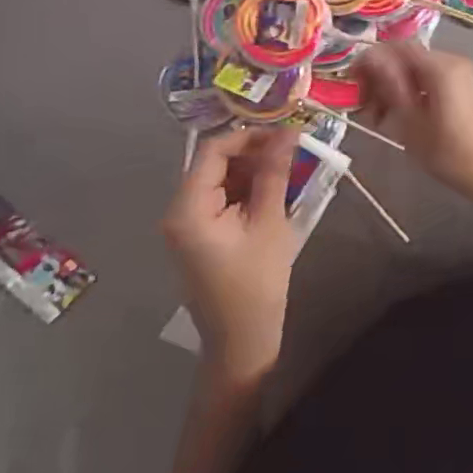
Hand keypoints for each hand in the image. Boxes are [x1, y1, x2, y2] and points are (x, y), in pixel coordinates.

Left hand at [161, 126, 302, 373]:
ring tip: (290, 170)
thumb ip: (275, 175)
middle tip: (293, 150)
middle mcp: (179, 210)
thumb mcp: (270, 224)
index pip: (213, 151)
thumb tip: (287, 133)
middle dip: (253, 153)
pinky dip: (247, 192)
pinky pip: (222, 200)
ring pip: (220, 181)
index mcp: (188, 208)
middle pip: (214, 164)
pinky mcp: (200, 235)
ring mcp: (187, 224)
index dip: (249, 136)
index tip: (285, 133)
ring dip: (253, 172)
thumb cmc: (257, 284)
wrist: (242, 340)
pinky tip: (275, 192)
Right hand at [353, 42, 472, 212]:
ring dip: (394, 87)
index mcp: (440, 67)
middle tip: (365, 108)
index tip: (353, 86)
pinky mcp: (464, 85)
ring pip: (416, 69)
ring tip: (380, 118)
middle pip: (405, 56)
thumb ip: (389, 85)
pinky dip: (412, 90)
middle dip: (380, 78)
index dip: (369, 62)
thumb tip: (368, 58)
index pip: (394, 47)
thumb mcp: (411, 121)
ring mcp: (461, 72)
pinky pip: (430, 78)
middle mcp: (452, 60)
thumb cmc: (449, 153)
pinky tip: (402, 116)